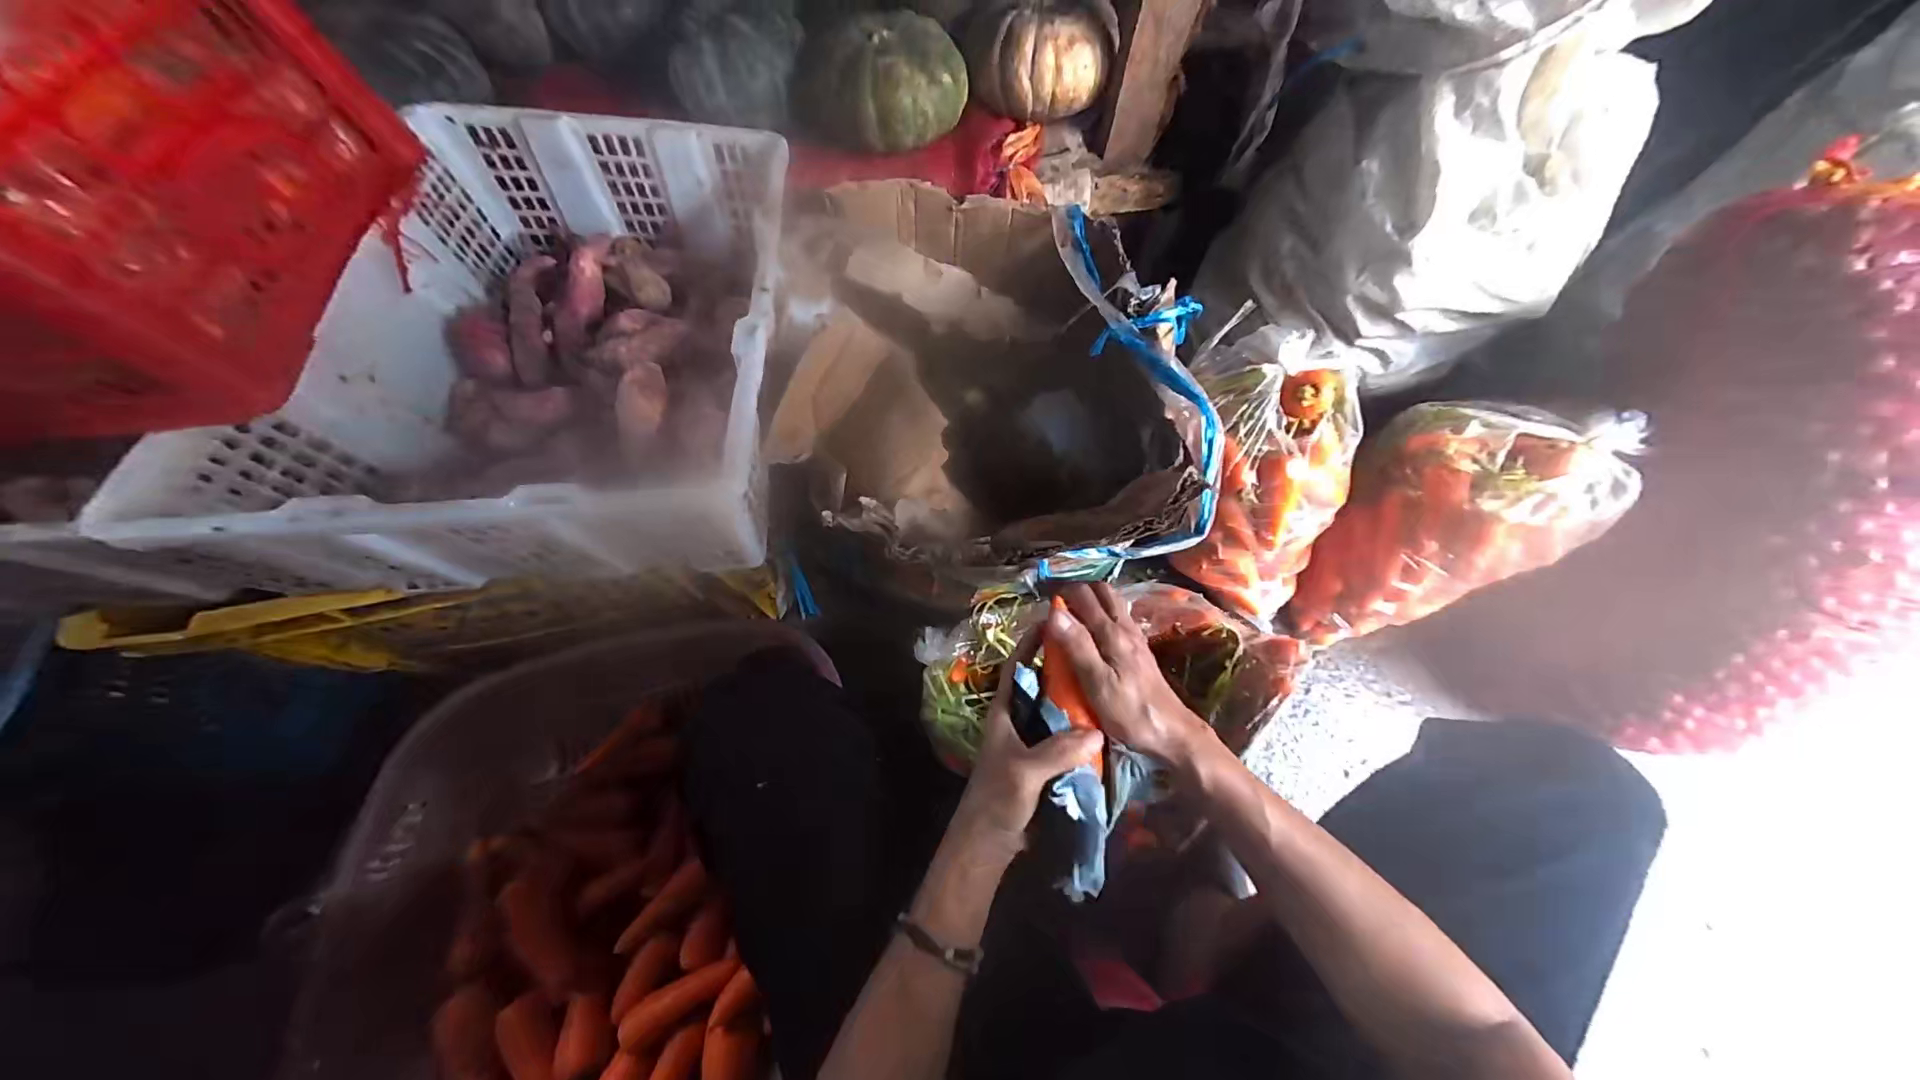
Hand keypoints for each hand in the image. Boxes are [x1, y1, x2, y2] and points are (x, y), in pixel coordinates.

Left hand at [954, 620, 1104, 850]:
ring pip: (1057, 712)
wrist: (990, 842)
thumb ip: (1057, 751)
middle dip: (1063, 668)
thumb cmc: (998, 798)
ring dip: (1077, 700)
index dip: (1030, 643)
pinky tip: (1107, 725)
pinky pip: (1067, 739)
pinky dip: (1082, 732)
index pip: (1016, 667)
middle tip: (1095, 651)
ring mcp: (1033, 742)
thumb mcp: (1024, 771)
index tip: (1053, 621)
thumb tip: (1095, 731)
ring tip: (1108, 683)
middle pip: (1042, 685)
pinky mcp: (1046, 763)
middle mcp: (1019, 721)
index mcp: (1004, 712)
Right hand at [1044, 583, 1213, 771]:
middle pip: (1100, 590)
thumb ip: (1076, 645)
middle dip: (1076, 590)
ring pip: (1112, 602)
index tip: (1041, 602)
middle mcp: (1125, 627)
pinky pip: (1118, 617)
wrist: (1172, 733)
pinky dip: (1102, 614)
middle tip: (1054, 605)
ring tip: (1070, 614)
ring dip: (1090, 599)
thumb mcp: (1097, 683)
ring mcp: (1135, 637)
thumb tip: (1054, 611)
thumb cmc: (1130, 713)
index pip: (1083, 595)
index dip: (1060, 593)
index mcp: (1112, 633)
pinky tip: (1092, 632)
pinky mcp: (1140, 650)